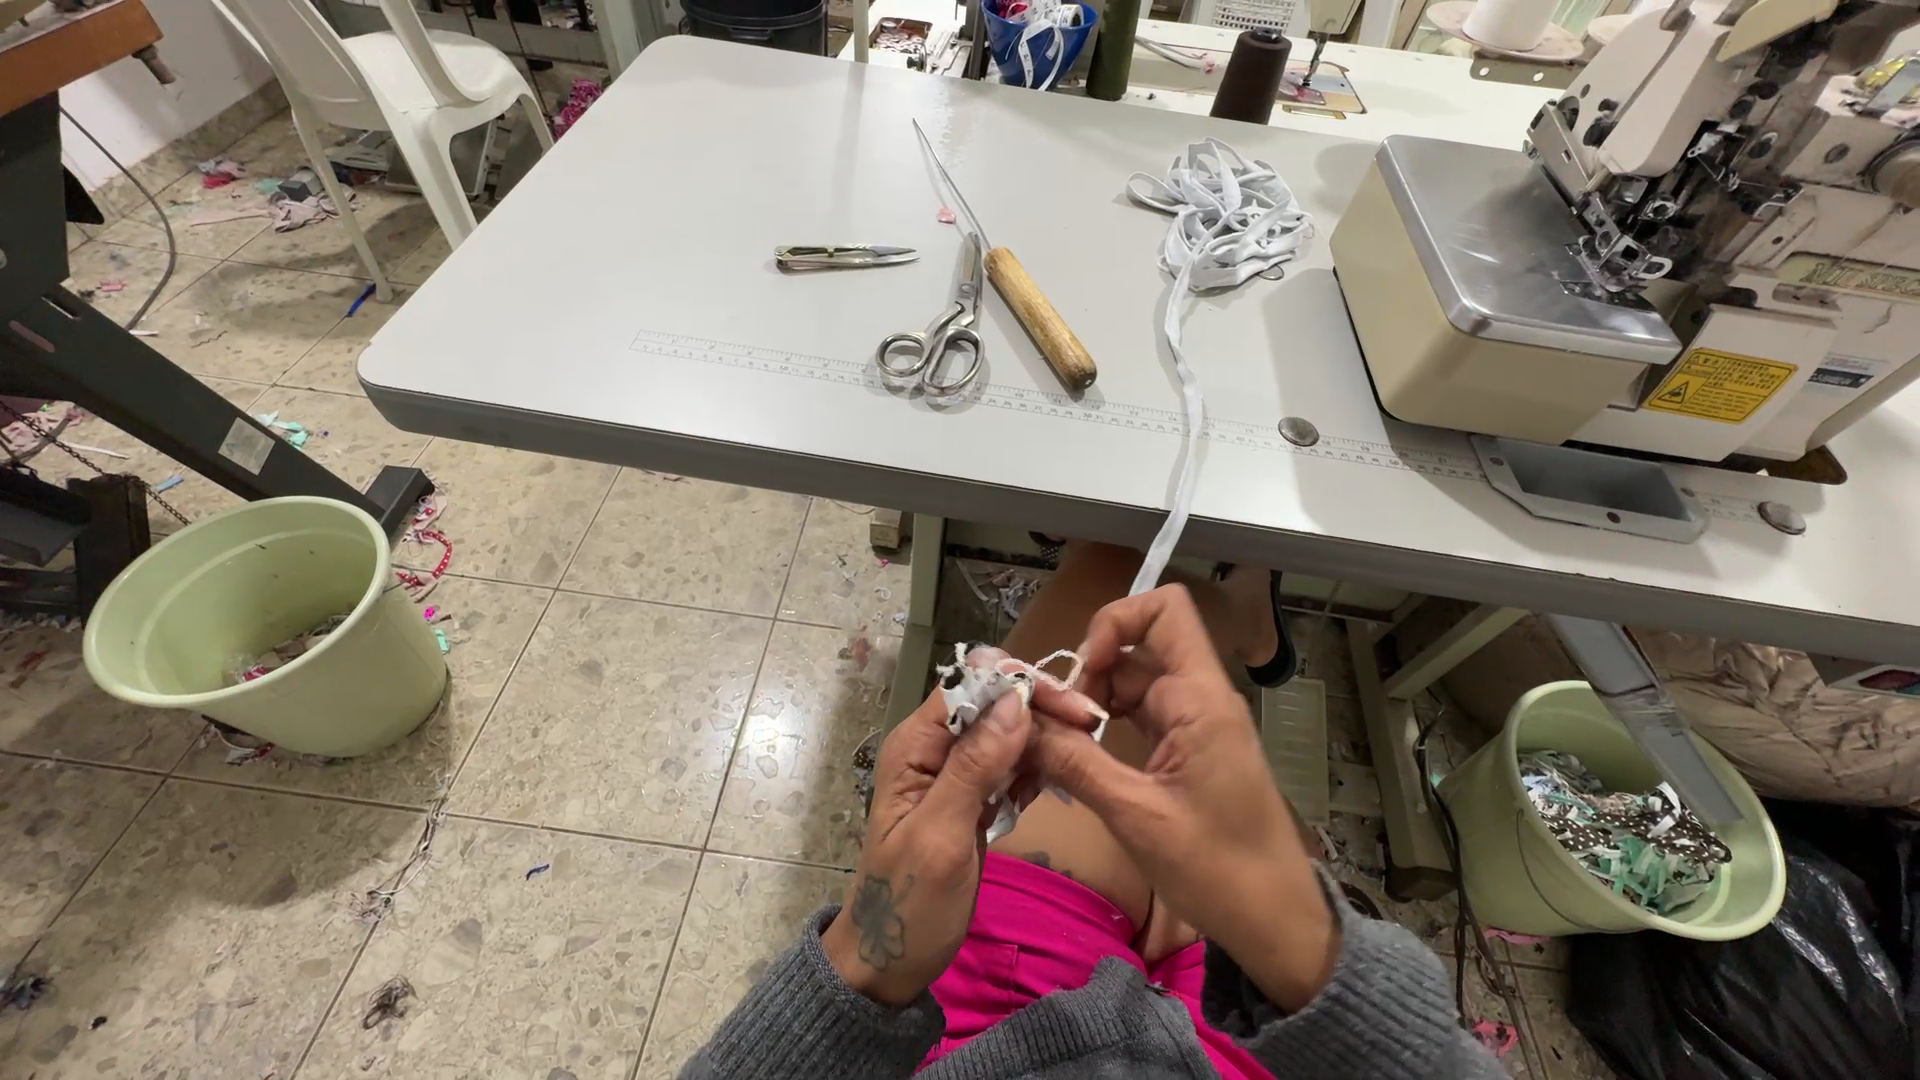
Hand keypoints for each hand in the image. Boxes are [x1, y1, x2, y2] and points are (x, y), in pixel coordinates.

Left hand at [822, 676, 1053, 1005]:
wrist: (892, 961)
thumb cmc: (909, 902)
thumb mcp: (941, 835)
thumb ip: (974, 767)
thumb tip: (1015, 701)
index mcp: (914, 745)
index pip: (969, 687)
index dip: (1017, 685)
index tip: (1069, 704)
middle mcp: (934, 747)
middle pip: (992, 704)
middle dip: (1040, 708)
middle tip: (1091, 724)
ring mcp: (956, 771)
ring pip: (1007, 732)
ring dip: (1044, 736)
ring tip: (1086, 745)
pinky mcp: (975, 796)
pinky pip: (1011, 765)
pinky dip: (1037, 767)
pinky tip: (1064, 774)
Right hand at [1033, 585, 1339, 1010]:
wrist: (1276, 922)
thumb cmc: (1218, 869)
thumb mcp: (1136, 816)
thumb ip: (1076, 763)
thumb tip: (1020, 726)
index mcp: (1200, 698)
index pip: (1165, 610)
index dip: (1116, 621)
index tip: (1084, 671)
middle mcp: (1198, 696)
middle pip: (1135, 648)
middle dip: (1088, 675)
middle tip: (1055, 725)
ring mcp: (1194, 721)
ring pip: (1131, 682)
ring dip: (1092, 703)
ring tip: (1060, 744)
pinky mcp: (1187, 745)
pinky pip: (1139, 713)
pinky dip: (1105, 725)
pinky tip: (1080, 755)